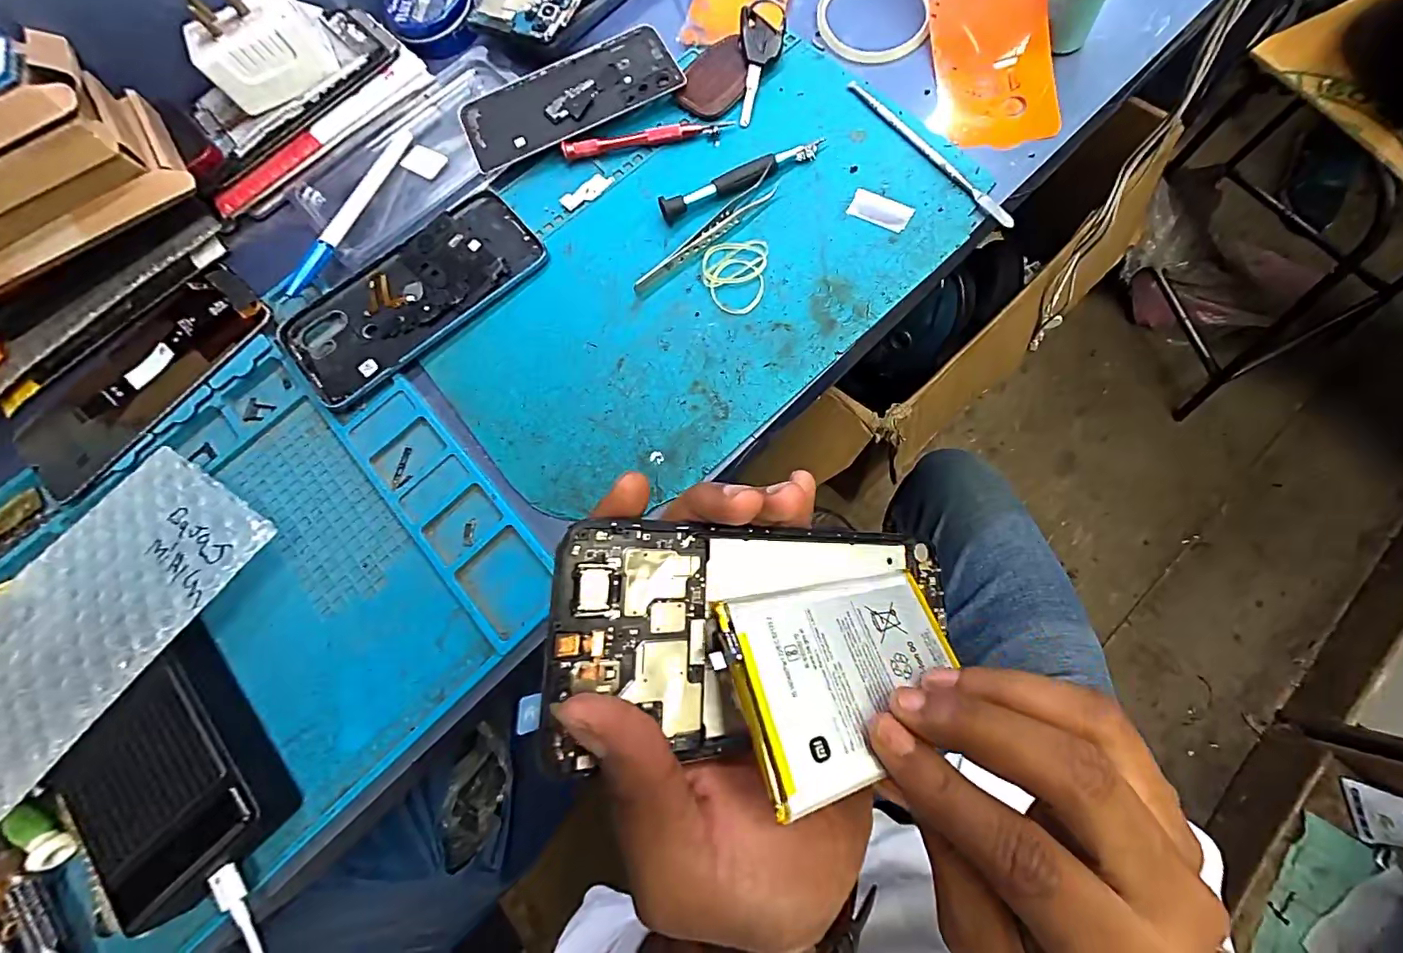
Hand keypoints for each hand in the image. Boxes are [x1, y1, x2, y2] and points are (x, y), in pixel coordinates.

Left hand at [552, 470, 873, 952]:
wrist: (795, 916)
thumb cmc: (714, 886)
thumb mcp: (666, 841)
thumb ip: (634, 778)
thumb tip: (580, 705)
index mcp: (647, 690)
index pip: (619, 602)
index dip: (618, 538)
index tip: (632, 491)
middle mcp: (694, 658)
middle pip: (691, 564)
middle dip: (710, 516)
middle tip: (742, 503)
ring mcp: (753, 654)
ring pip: (751, 568)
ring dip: (765, 521)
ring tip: (785, 499)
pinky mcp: (807, 663)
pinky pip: (809, 600)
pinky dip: (814, 554)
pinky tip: (822, 524)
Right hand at [868, 668, 1228, 952]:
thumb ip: (954, 866)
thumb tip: (905, 770)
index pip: (1028, 855)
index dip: (948, 790)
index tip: (891, 742)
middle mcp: (1172, 888)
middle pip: (1077, 772)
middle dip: (980, 724)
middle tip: (914, 703)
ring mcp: (1178, 831)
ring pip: (1099, 726)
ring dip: (1010, 692)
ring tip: (944, 684)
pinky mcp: (1163, 794)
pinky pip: (1104, 723)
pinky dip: (1038, 694)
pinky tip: (987, 689)